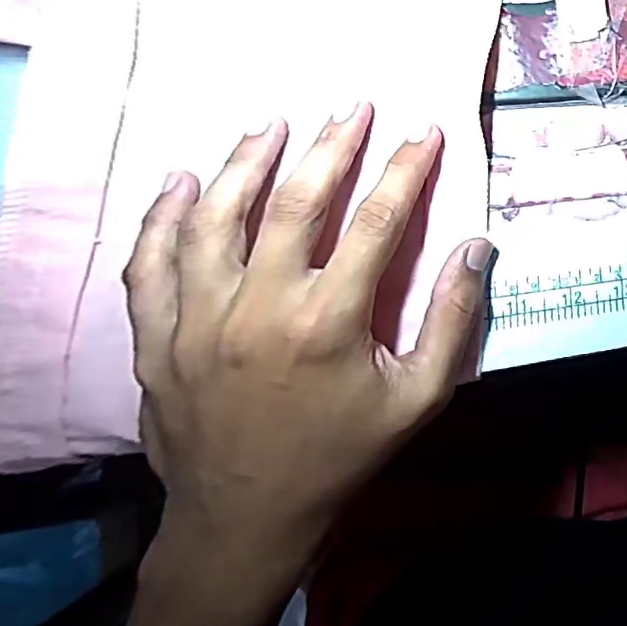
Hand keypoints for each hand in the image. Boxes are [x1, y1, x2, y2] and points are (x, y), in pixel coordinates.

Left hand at [123, 104, 492, 570]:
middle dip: (331, 148)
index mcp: (328, 321)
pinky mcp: (156, 339)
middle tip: (353, 108)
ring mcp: (196, 322)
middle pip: (294, 206)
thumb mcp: (423, 393)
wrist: (246, 517)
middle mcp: (258, 309)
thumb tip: (476, 246)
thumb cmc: (346, 448)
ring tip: (269, 123)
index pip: (377, 222)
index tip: (426, 132)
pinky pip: (150, 265)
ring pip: (214, 222)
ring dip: (243, 165)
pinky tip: (179, 182)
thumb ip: (455, 316)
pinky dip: (161, 218)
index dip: (407, 170)